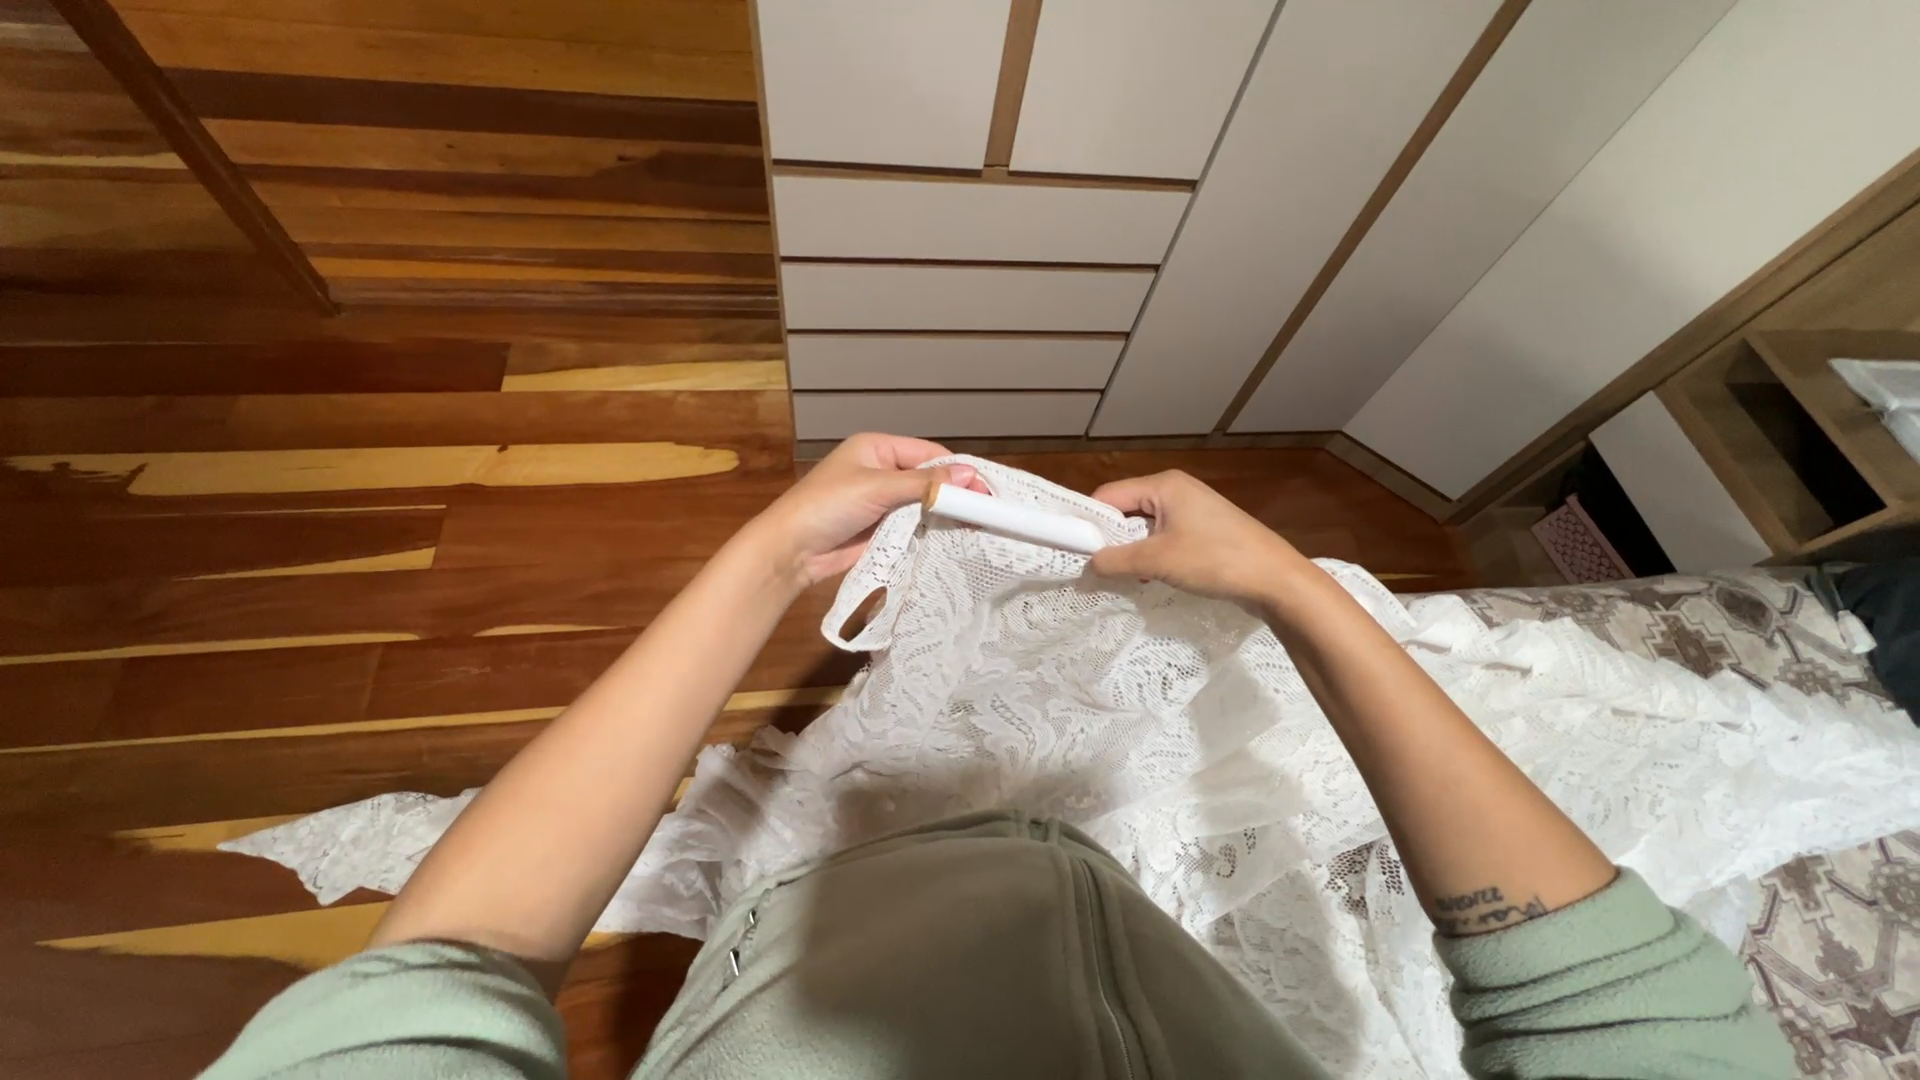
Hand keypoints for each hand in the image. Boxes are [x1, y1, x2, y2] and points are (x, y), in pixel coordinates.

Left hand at [748, 433, 986, 586]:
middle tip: (988, 511)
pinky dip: (933, 531)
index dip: (957, 469)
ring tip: (979, 526)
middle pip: (930, 479)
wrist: (792, 550)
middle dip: (955, 493)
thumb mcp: (877, 487)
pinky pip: (915, 526)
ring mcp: (883, 502)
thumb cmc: (828, 506)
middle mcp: (883, 471)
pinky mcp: (882, 529)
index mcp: (878, 448)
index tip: (984, 489)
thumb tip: (969, 474)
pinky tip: (955, 538)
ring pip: (925, 504)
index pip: (929, 453)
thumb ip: (923, 482)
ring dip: (946, 514)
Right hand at [1088, 470, 1308, 609]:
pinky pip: (1164, 537)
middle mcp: (1176, 489)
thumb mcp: (1158, 561)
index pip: (1109, 495)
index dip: (1089, 522)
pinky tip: (1152, 577)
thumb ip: (1116, 560)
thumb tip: (1088, 564)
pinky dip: (1153, 555)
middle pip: (1126, 509)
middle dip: (1111, 538)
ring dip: (1133, 550)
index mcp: (1163, 485)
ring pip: (1145, 527)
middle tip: (1097, 567)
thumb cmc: (1215, 560)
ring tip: (1127, 576)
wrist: (1277, 579)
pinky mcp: (1204, 530)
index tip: (1073, 550)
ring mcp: (1193, 510)